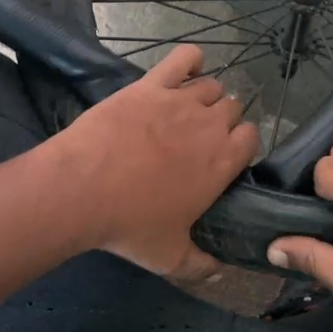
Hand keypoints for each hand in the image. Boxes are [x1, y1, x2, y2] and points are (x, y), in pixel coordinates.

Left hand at [47, 45, 261, 277]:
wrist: (81, 190)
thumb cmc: (129, 225)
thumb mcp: (169, 257)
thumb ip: (200, 265)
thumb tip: (218, 273)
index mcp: (222, 163)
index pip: (252, 138)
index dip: (240, 145)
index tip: (225, 157)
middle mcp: (209, 126)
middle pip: (233, 109)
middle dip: (223, 121)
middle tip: (199, 138)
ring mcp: (179, 101)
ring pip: (211, 85)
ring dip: (206, 96)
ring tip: (188, 110)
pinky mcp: (150, 85)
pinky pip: (182, 58)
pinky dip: (190, 59)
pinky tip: (188, 68)